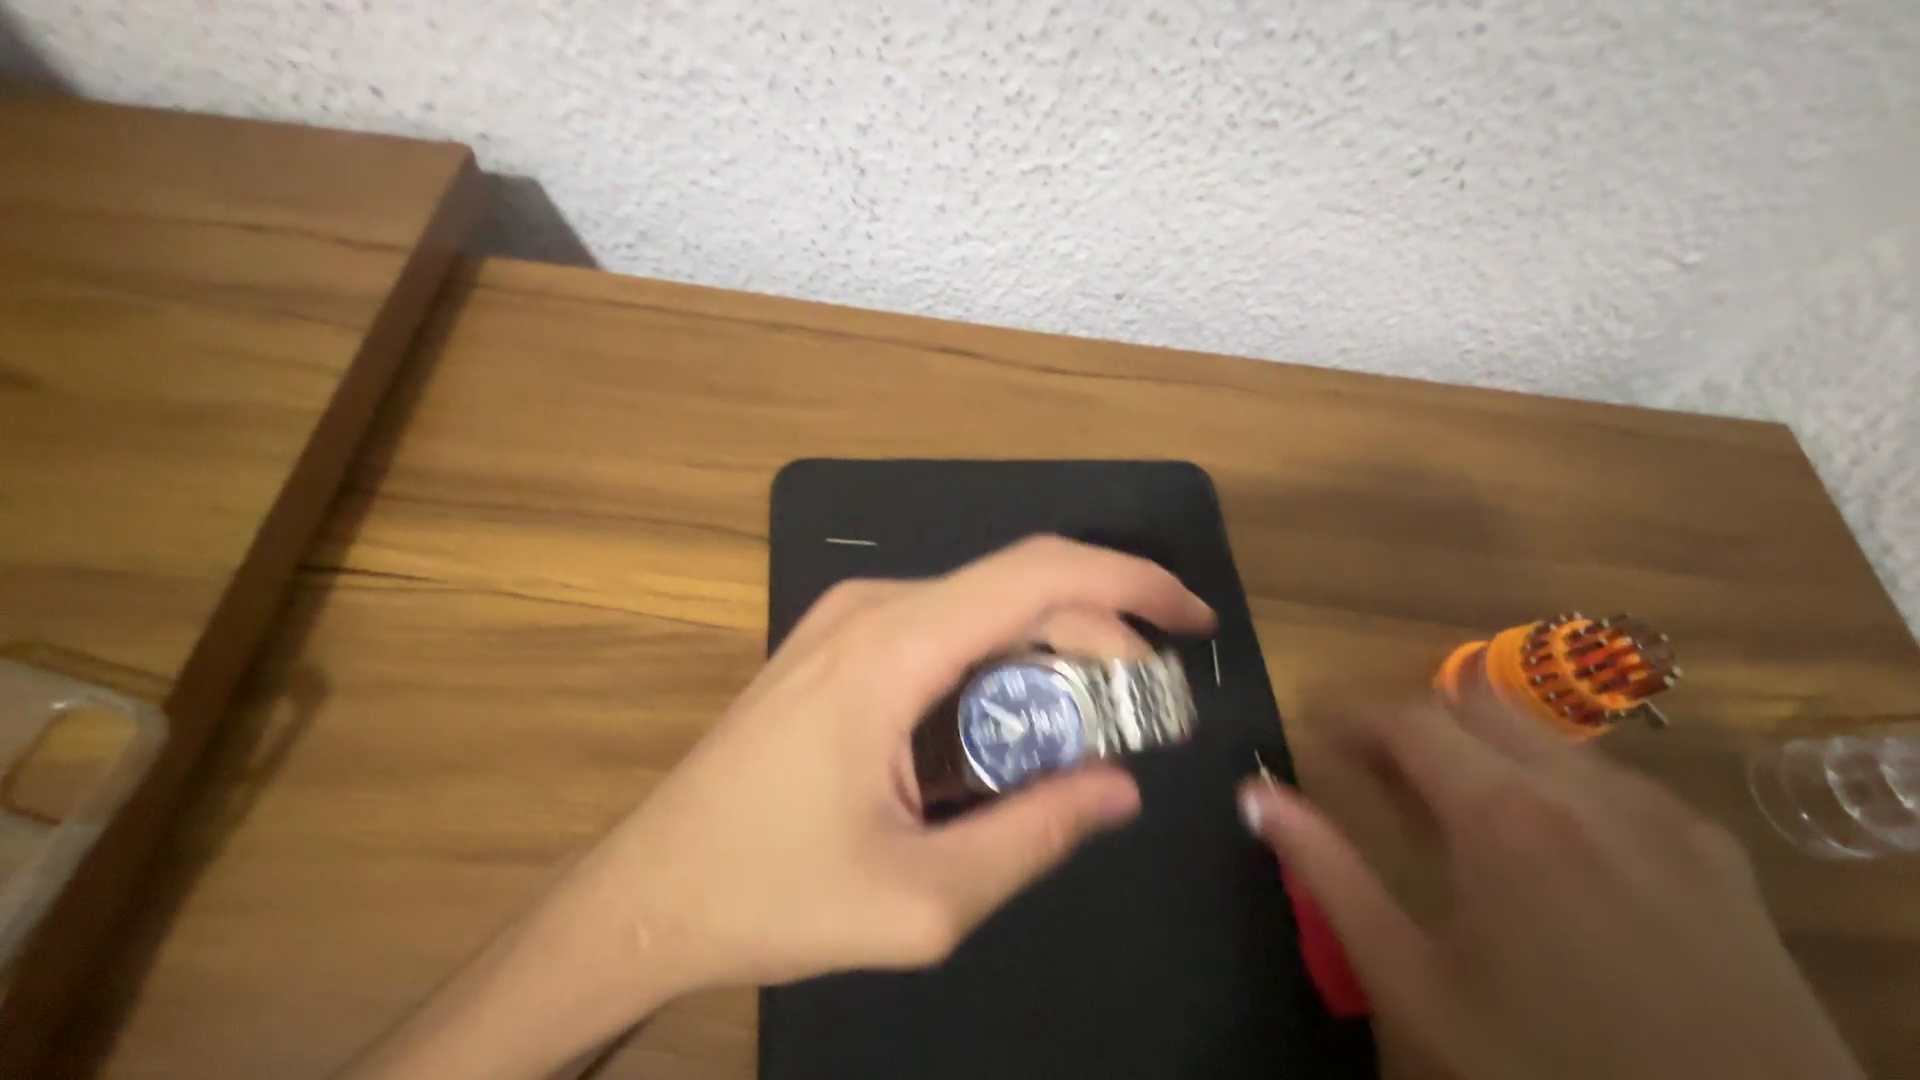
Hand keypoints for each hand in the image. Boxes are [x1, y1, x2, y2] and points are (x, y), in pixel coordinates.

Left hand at [348, 537, 1212, 1079]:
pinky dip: (998, 669)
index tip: (1192, 621)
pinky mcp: (835, 647)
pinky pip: (942, 633)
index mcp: (892, 650)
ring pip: (982, 609)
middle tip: (1144, 714)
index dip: (1130, 584)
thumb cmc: (775, 896)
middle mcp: (870, 610)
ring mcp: (845, 622)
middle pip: (1016, 589)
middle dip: (1099, 637)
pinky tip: (1010, 732)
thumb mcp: (925, 897)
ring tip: (1086, 731)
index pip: (1038, 575)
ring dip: (1048, 656)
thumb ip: (1036, 834)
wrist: (650, 895)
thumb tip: (1120, 787)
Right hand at [1239, 696, 1862, 1079]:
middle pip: (1478, 702)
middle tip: (1378, 770)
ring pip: (1547, 734)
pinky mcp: (1716, 852)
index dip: (1349, 715)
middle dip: (1416, 720)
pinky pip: (1611, 778)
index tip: (1313, 729)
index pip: (1406, 719)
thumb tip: (1254, 794)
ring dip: (1484, 747)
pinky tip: (1551, 848)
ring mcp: (1662, 814)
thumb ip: (1327, 874)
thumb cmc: (1546, 1065)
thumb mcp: (1412, 983)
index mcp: (1504, 814)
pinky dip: (1554, 780)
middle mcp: (1586, 790)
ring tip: (1455, 808)